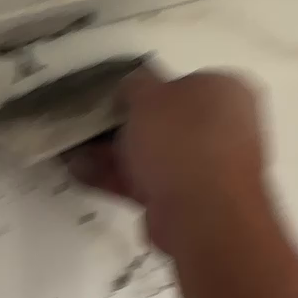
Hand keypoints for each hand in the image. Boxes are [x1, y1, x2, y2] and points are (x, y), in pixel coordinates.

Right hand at [64, 68, 270, 248]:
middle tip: (86, 129)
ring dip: (110, 155)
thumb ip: (135, 84)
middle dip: (119, 128)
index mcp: (225, 91)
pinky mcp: (186, 198)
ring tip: (72, 154)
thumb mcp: (149, 96)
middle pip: (162, 123)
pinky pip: (146, 181)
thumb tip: (132, 86)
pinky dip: (116, 177)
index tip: (111, 101)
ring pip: (150, 155)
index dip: (142, 92)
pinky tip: (81, 173)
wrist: (201, 214)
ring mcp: (206, 166)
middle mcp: (223, 126)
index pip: (180, 83)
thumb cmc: (180, 142)